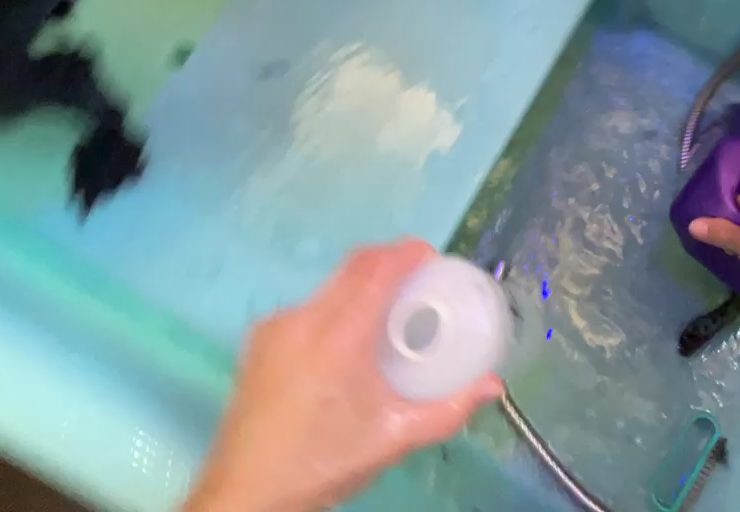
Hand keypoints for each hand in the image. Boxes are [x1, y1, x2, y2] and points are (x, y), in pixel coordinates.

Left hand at [185, 239, 503, 511]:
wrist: (245, 498)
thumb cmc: (325, 462)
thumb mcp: (394, 438)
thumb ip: (448, 410)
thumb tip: (494, 384)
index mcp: (340, 335)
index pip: (379, 268)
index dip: (409, 252)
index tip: (434, 258)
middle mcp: (306, 318)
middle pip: (356, 265)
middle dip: (391, 261)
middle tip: (420, 280)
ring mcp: (278, 325)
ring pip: (332, 282)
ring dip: (363, 282)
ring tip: (387, 310)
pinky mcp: (260, 338)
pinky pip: (309, 304)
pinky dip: (336, 305)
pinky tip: (346, 338)